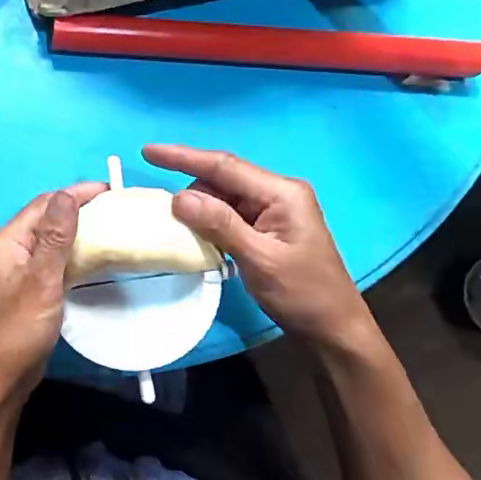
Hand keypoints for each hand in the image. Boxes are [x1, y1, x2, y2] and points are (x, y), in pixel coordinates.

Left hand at [0, 182, 108, 414]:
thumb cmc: (18, 328)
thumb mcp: (40, 280)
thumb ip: (55, 237)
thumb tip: (67, 194)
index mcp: (6, 241)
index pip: (44, 204)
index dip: (76, 193)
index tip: (112, 190)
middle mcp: (9, 249)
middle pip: (47, 218)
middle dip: (79, 209)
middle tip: (118, 208)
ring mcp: (17, 269)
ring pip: (51, 240)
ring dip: (79, 231)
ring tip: (113, 227)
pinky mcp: (28, 288)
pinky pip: (53, 260)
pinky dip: (73, 254)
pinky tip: (96, 256)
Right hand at [142, 145, 367, 342]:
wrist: (332, 327)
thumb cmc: (302, 293)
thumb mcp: (259, 259)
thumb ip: (220, 224)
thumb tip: (178, 197)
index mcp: (281, 192)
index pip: (224, 166)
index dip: (183, 156)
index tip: (148, 151)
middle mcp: (277, 192)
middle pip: (221, 179)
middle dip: (190, 192)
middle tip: (164, 217)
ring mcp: (272, 209)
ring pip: (221, 197)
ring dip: (199, 211)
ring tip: (182, 233)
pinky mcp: (266, 226)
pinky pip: (228, 214)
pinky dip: (209, 223)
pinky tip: (198, 237)